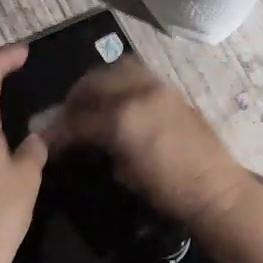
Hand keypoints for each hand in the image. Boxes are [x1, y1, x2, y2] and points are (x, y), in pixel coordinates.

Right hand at [42, 57, 247, 225]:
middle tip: (66, 117)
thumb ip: (103, 150)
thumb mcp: (126, 175)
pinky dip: (120, 83)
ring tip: (91, 102)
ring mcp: (158, 88)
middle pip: (93, 84)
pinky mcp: (172, 91)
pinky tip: (117, 101)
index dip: (58, 131)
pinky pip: (138, 75)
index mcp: (123, 120)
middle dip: (74, 100)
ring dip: (98, 84)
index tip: (46, 139)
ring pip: (117, 70)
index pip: (78, 120)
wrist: (216, 190)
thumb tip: (89, 143)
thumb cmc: (170, 192)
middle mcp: (138, 94)